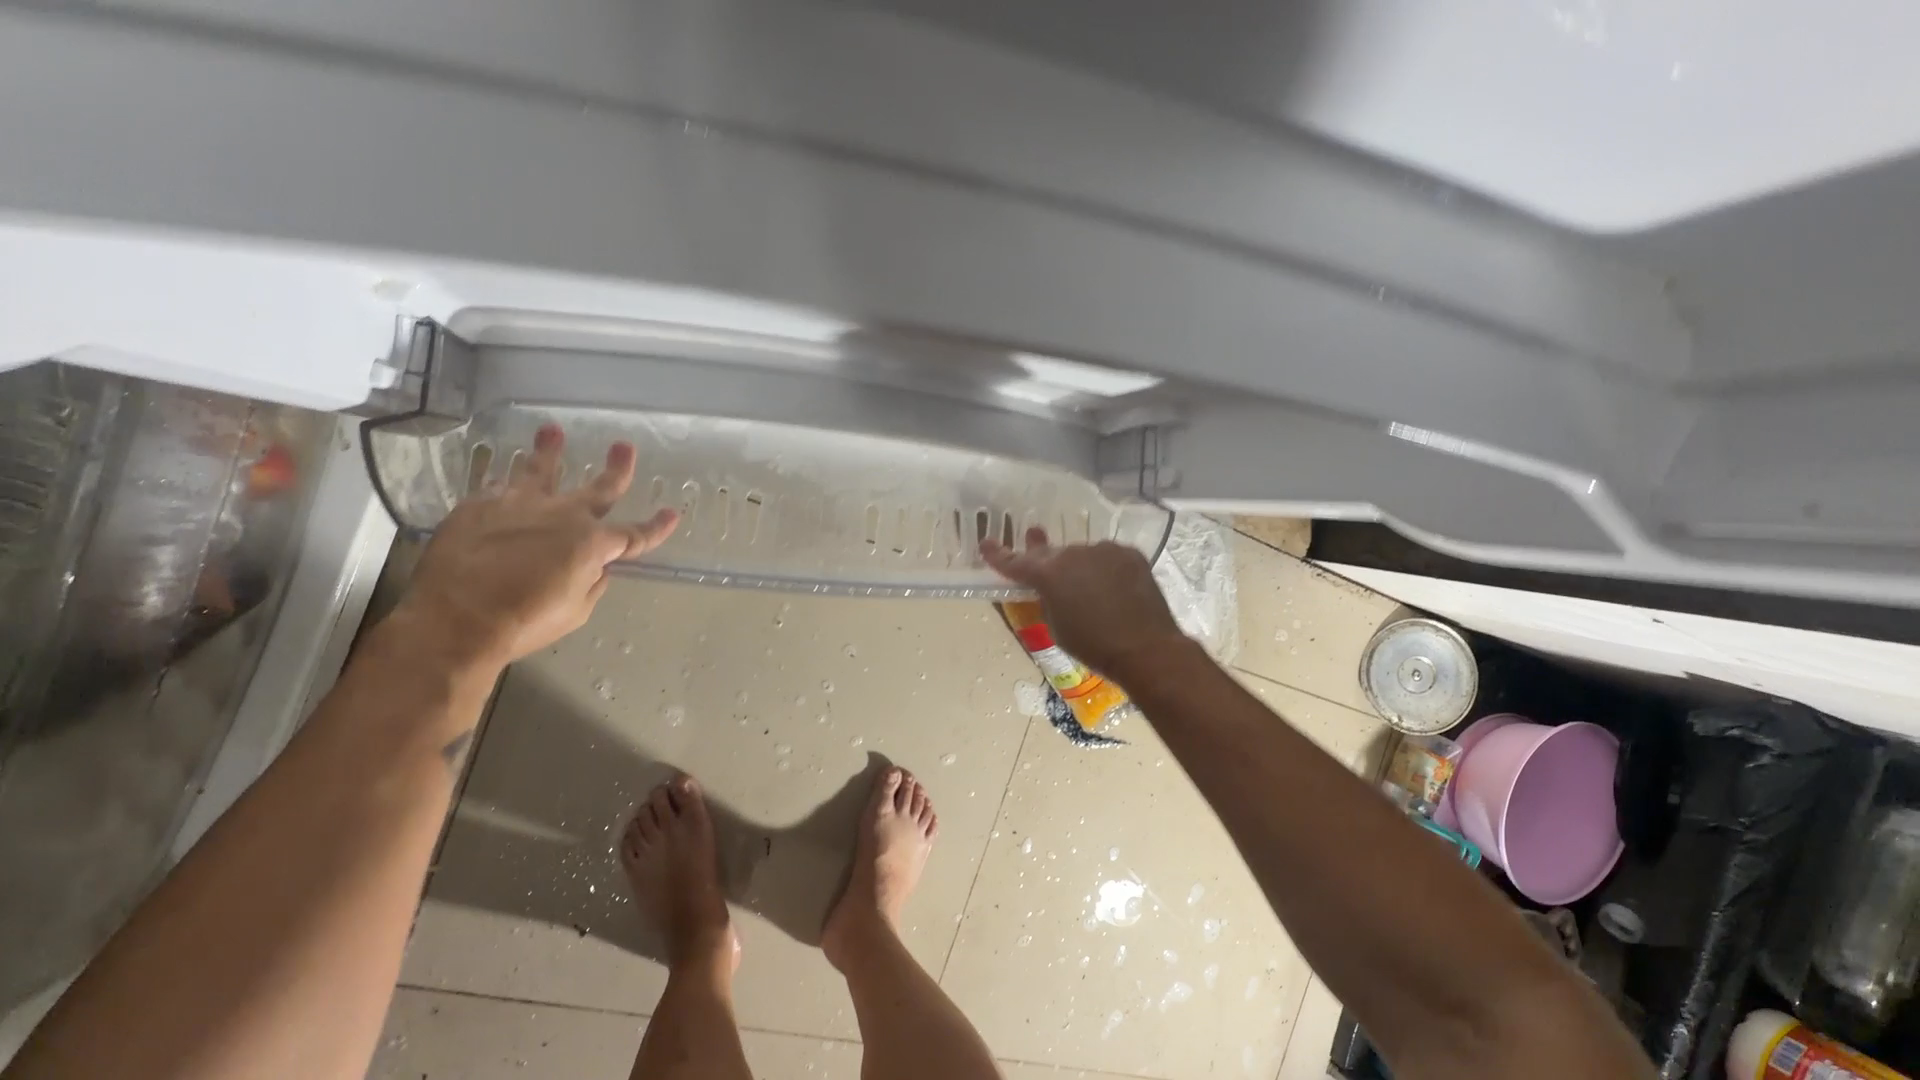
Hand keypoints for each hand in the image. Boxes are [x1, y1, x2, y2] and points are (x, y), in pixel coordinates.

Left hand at [393, 424, 678, 668]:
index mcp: (591, 544)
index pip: (634, 535)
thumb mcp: (575, 612)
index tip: (672, 514)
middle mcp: (562, 515)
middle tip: (624, 446)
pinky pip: (497, 490)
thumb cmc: (524, 622)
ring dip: (548, 451)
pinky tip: (501, 483)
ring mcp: (518, 505)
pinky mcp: (479, 505)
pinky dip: (505, 487)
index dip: (656, 527)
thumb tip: (597, 568)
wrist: (457, 617)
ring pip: (539, 470)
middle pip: (597, 487)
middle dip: (616, 468)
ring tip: (551, 432)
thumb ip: (591, 583)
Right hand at [980, 527, 1188, 677]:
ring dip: (1078, 566)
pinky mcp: (1129, 554)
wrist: (1145, 648)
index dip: (998, 555)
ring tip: (1085, 585)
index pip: (1015, 562)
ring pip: (1082, 555)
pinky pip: (1108, 558)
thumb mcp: (1057, 627)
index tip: (986, 544)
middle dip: (1042, 557)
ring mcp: (1104, 550)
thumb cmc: (1093, 646)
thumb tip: (1051, 589)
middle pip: (1051, 555)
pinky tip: (1112, 587)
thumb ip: (1048, 600)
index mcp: (1048, 574)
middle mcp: (1073, 554)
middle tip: (1033, 541)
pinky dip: (1104, 569)